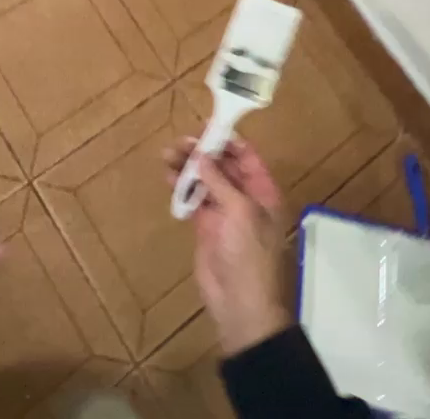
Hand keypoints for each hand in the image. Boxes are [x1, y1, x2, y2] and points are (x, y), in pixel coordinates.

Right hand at [163, 137, 290, 355]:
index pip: (246, 157)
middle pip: (223, 165)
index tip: (205, 126)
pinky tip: (169, 177)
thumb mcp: (240, 212)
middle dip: (202, 151)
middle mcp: (244, 197)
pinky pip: (194, 198)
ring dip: (188, 167)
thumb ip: (220, 181)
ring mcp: (224, 211)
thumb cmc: (249, 254)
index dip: (227, 140)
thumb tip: (201, 154)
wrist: (241, 303)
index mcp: (262, 191)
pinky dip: (182, 186)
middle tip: (179, 142)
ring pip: (205, 180)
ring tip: (167, 155)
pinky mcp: (206, 225)